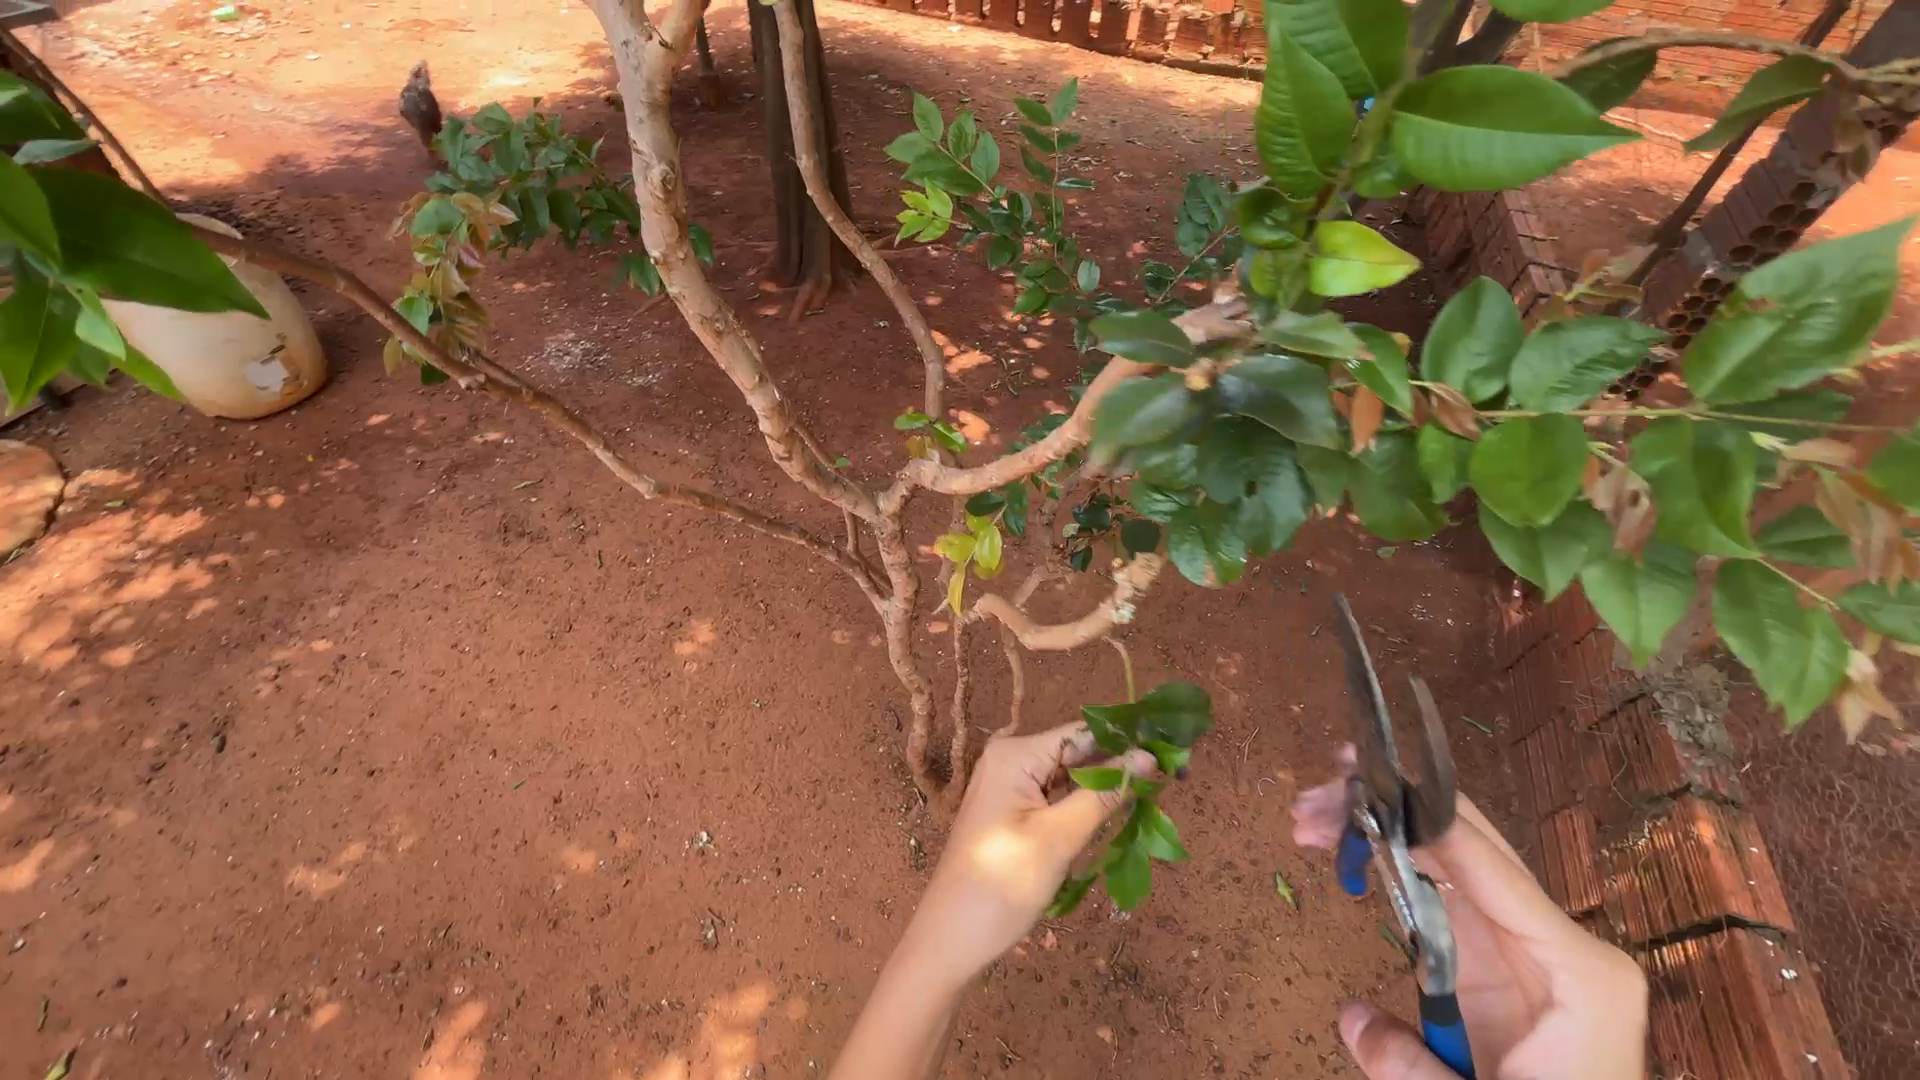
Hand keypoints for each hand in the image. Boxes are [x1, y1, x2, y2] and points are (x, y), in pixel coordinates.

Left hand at [898, 722, 1155, 989]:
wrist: (950, 938)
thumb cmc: (1003, 884)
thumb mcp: (1059, 838)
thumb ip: (1103, 794)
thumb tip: (1147, 757)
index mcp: (1015, 754)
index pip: (1083, 733)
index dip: (1126, 740)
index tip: (1173, 748)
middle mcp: (1010, 758)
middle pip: (1077, 752)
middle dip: (1119, 764)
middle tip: (1172, 775)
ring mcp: (1009, 785)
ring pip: (1071, 776)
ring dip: (1106, 787)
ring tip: (1155, 792)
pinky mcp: (1013, 811)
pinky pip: (1057, 796)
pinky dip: (1085, 805)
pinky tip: (1119, 812)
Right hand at [1293, 757, 1646, 1079]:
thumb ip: (1418, 1070)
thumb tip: (1349, 1015)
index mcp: (1576, 967)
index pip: (1493, 870)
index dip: (1427, 823)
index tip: (1364, 786)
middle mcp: (1549, 936)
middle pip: (1464, 844)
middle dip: (1388, 811)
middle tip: (1315, 801)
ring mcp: (1518, 940)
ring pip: (1442, 856)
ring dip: (1377, 829)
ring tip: (1309, 821)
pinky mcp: (1488, 954)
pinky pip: (1434, 889)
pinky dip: (1386, 863)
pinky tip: (1342, 848)